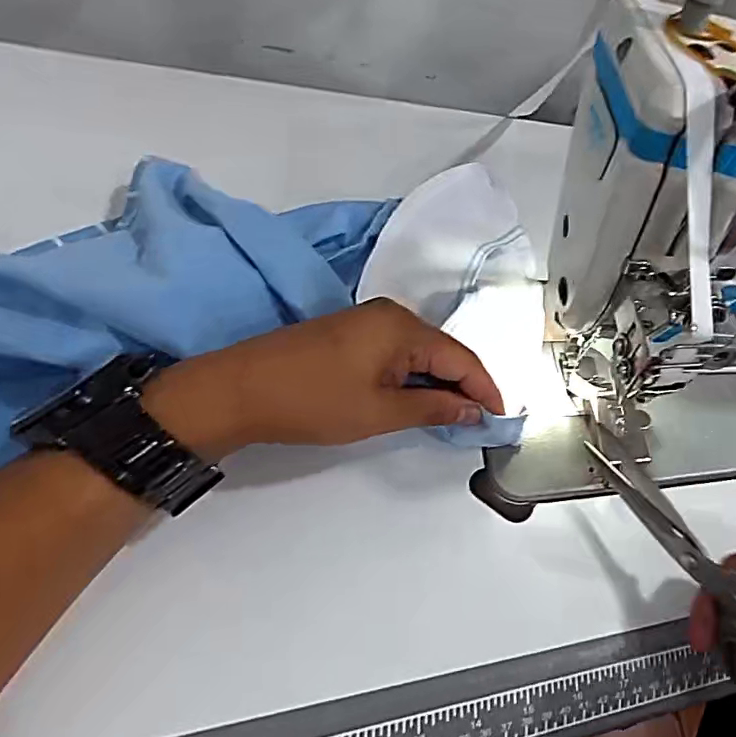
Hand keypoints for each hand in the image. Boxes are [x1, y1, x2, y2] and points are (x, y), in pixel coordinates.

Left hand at [143, 298, 505, 457]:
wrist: (234, 390)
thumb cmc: (310, 401)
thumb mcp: (379, 411)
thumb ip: (434, 408)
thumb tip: (473, 410)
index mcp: (403, 327)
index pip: (462, 359)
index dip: (485, 390)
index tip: (501, 419)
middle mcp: (391, 315)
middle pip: (445, 352)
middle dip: (465, 387)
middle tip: (479, 421)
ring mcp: (370, 321)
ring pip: (423, 353)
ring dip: (440, 383)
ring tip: (454, 416)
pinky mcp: (354, 332)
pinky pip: (401, 352)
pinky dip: (416, 377)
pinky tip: (419, 399)